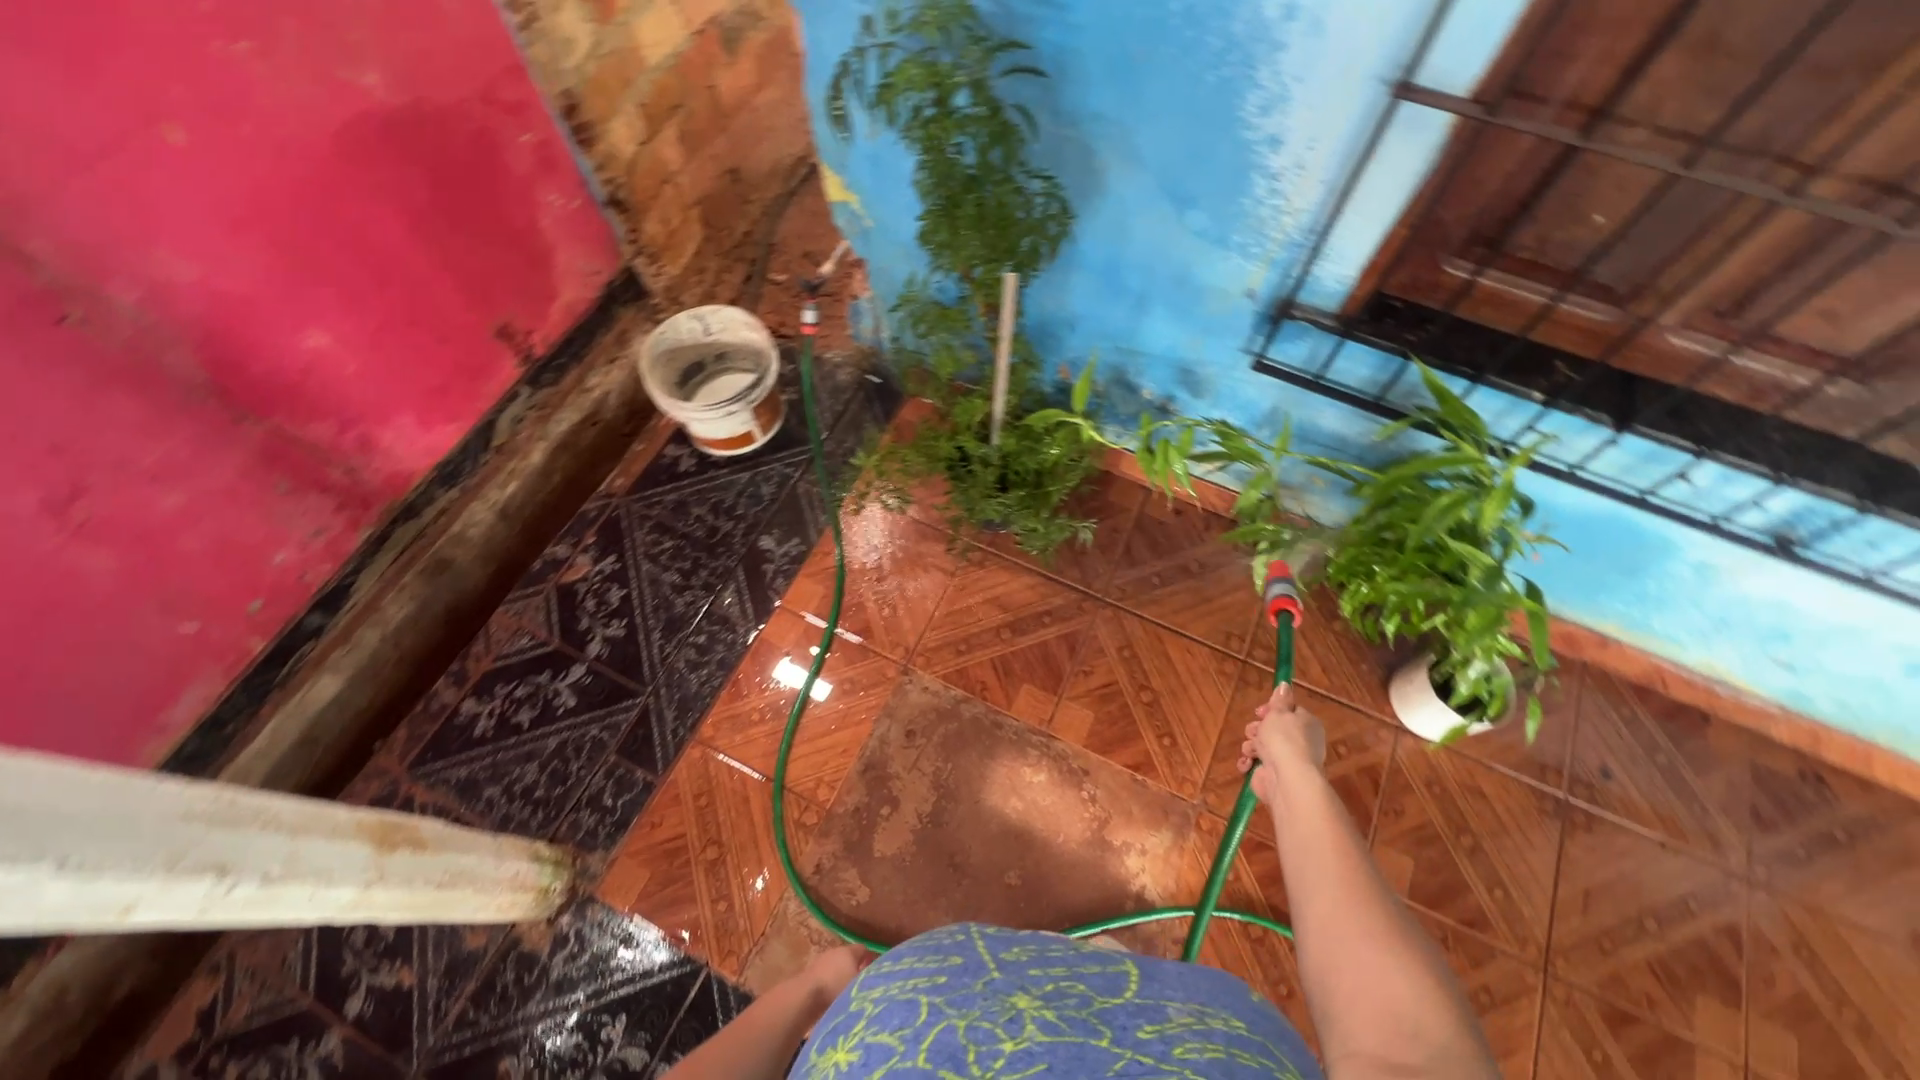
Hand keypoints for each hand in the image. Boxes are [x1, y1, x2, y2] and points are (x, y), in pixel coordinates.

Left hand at [802, 945, 871, 1001]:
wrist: (805, 997)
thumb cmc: (837, 988)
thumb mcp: (859, 984)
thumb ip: (869, 979)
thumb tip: (877, 978)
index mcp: (848, 951)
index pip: (863, 949)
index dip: (870, 959)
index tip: (876, 972)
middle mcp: (834, 952)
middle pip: (848, 957)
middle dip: (855, 968)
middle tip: (862, 984)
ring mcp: (820, 962)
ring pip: (835, 967)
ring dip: (841, 976)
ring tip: (847, 993)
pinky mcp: (809, 975)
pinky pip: (825, 977)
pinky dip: (829, 984)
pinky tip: (833, 997)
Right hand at [1236, 682, 1325, 803]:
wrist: (1286, 777)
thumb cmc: (1285, 739)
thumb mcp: (1280, 712)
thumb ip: (1280, 700)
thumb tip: (1285, 685)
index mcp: (1307, 724)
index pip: (1289, 712)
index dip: (1272, 710)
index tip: (1260, 712)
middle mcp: (1300, 742)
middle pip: (1272, 729)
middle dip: (1258, 729)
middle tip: (1254, 731)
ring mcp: (1287, 760)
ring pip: (1261, 745)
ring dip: (1251, 746)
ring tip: (1251, 750)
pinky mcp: (1274, 775)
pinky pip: (1256, 763)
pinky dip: (1249, 763)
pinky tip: (1247, 763)